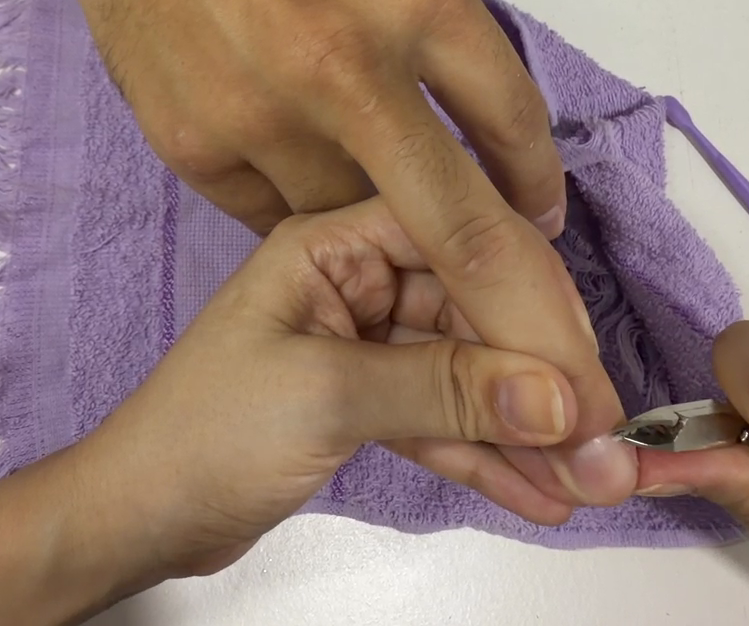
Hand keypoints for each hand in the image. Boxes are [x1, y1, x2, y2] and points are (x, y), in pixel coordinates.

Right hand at [21, 0, 635, 504]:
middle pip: (450, 216)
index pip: (511, 119)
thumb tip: (470, 126)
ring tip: (358, 200)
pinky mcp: (193, 150)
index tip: (536, 217)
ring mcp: (260, 119)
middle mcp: (343, 68)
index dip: (537, 184)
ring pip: (348, 223)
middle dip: (506, 293)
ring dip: (372, 228)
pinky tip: (286, 167)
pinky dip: (293, 202)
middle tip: (528, 329)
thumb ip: (434, 30)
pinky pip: (268, 211)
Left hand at [69, 199, 585, 585]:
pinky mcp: (365, 394)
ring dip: (525, 425)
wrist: (144, 508)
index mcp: (331, 244)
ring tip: (589, 484)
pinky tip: (537, 490)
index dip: (528, 301)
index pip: (452, 240)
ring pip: (464, 368)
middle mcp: (354, 280)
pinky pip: (441, 412)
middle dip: (538, 375)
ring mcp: (363, 339)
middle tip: (604, 445)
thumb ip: (443, 388)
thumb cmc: (205, 431)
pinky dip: (487, 451)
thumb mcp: (327, 396)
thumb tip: (558, 395)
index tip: (589, 377)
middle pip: (471, 307)